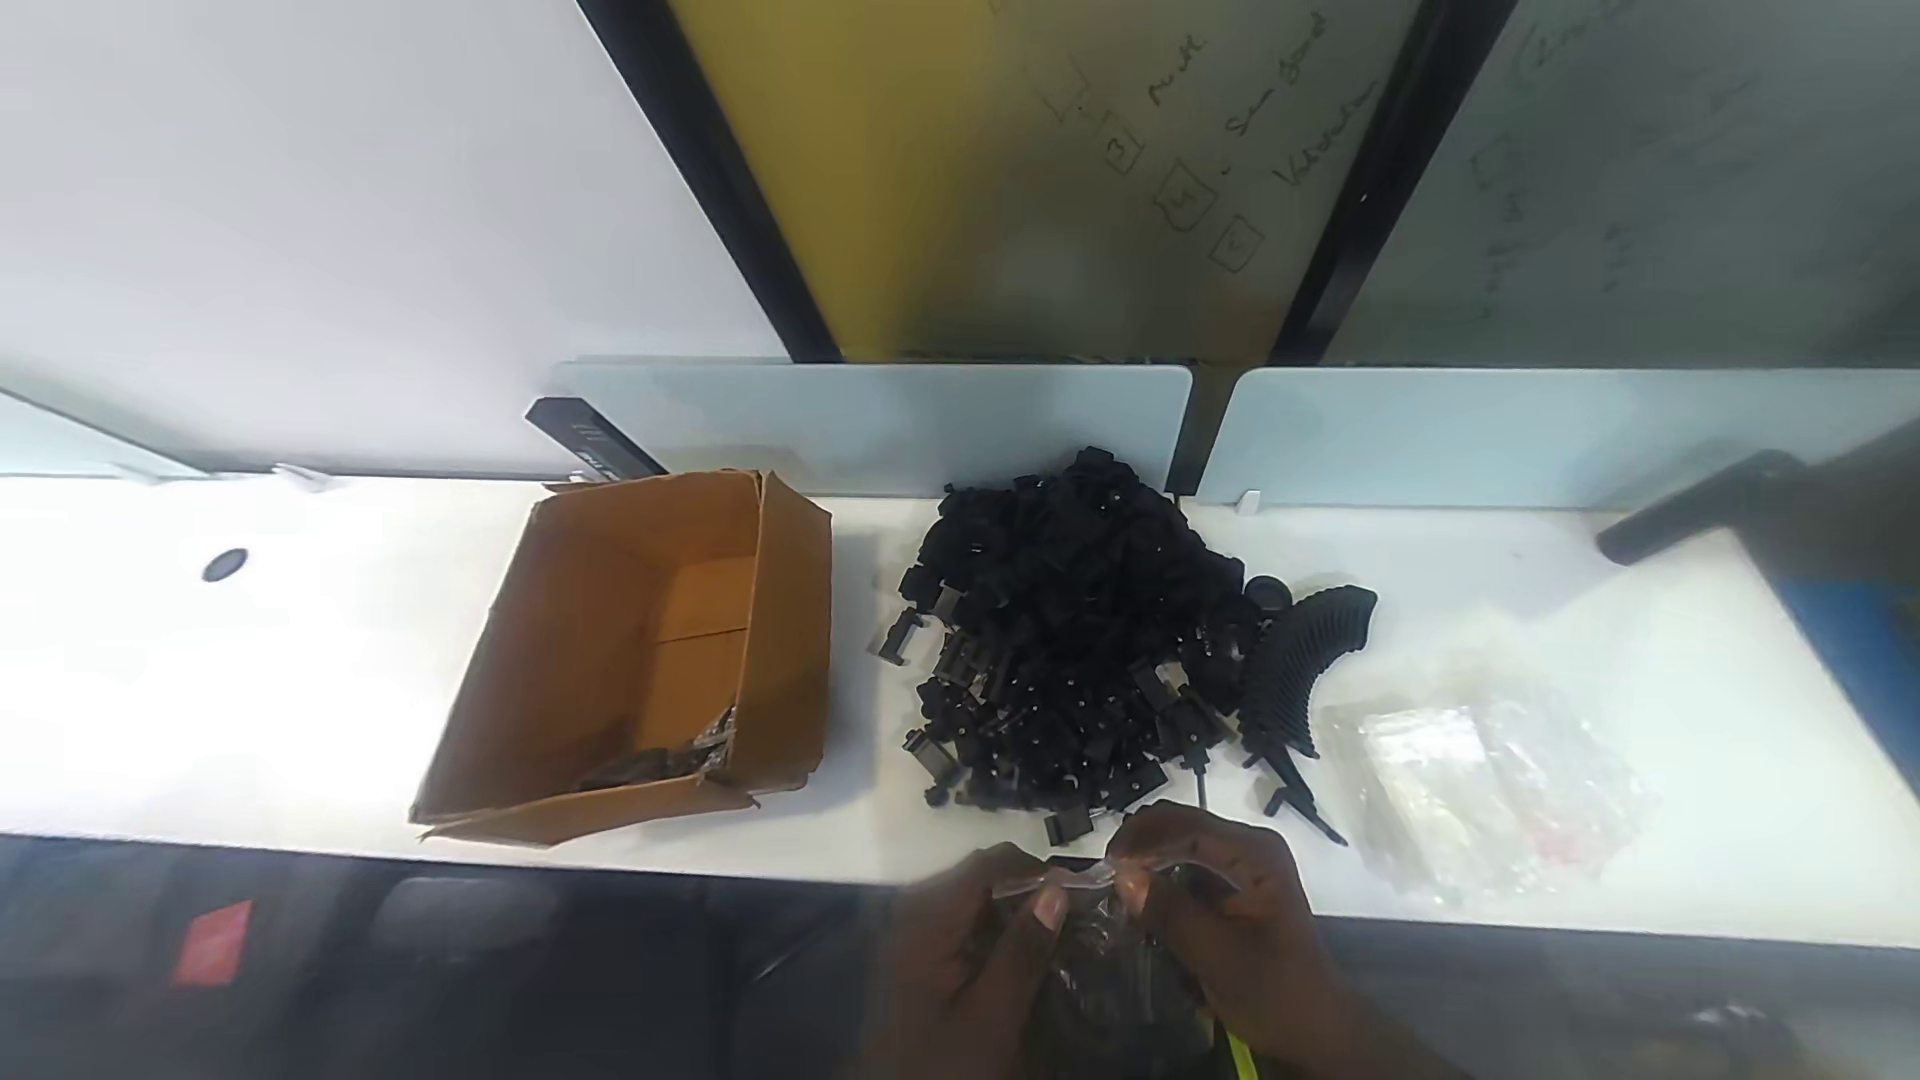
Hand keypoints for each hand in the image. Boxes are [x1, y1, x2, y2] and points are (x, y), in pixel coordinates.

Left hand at [857, 844, 1067, 1079]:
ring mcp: (912, 928)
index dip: (1033, 869)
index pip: (987, 863)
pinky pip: (960, 920)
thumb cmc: (941, 1066)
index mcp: (928, 914)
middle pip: (979, 875)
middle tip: (1067, 920)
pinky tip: (1015, 956)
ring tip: (1048, 937)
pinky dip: (992, 928)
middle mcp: (916, 907)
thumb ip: (1023, 950)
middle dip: (1025, 889)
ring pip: (973, 896)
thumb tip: (1057, 888)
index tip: (1074, 893)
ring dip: (1011, 909)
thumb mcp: (991, 1018)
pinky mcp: (916, 950)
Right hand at [1108, 802, 1463, 1078]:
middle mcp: (1249, 843)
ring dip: (1147, 849)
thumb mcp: (1219, 959)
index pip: (1188, 826)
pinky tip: (1142, 884)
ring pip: (1179, 834)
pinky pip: (1186, 854)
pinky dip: (1159, 863)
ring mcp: (1242, 857)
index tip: (1111, 863)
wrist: (1320, 1033)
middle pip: (1181, 821)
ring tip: (1120, 875)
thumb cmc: (1276, 995)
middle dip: (1141, 838)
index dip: (1145, 839)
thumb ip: (1172, 914)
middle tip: (1109, 868)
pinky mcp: (1232, 874)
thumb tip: (1122, 876)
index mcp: (1256, 853)